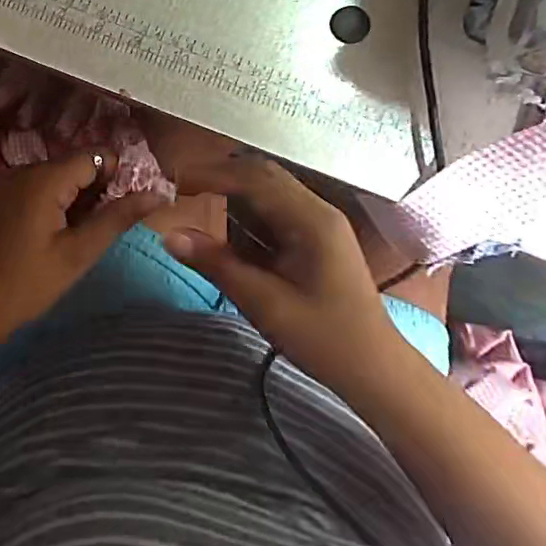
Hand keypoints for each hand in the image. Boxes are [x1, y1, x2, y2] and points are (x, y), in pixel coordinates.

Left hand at [0, 152, 161, 373]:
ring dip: (67, 197)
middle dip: (90, 190)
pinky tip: (41, 236)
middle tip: (91, 232)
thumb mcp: (78, 254)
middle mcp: (18, 170)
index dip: (114, 177)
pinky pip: (27, 187)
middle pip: (70, 165)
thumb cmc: (26, 285)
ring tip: (66, 238)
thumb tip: (157, 194)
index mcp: (41, 179)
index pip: (93, 156)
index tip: (118, 209)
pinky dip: (43, 202)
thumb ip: (117, 218)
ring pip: (49, 177)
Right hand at [162, 158, 408, 393]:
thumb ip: (217, 265)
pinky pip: (274, 215)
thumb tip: (169, 236)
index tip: (176, 183)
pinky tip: (226, 233)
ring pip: (267, 194)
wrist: (376, 370)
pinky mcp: (314, 240)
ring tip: (196, 207)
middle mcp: (317, 211)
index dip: (212, 175)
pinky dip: (246, 217)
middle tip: (181, 192)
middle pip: (262, 177)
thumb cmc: (325, 339)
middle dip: (220, 179)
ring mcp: (318, 224)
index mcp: (312, 220)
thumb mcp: (266, 304)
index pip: (255, 178)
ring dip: (232, 197)